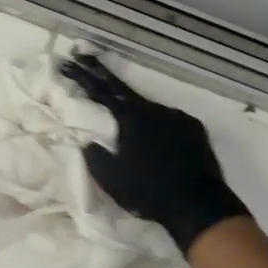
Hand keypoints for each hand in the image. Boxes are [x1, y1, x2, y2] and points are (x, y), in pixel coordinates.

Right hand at [60, 54, 247, 253]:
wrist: (198, 205)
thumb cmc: (148, 192)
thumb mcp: (110, 179)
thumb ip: (95, 156)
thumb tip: (89, 141)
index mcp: (131, 117)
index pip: (101, 91)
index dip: (82, 76)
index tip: (68, 62)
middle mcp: (155, 109)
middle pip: (125, 92)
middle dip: (104, 77)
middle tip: (88, 61)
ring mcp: (178, 117)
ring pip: (150, 111)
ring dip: (136, 114)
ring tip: (131, 130)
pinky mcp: (195, 128)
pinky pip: (170, 122)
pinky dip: (159, 127)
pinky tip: (158, 141)